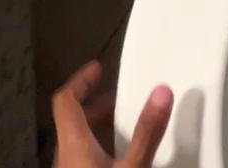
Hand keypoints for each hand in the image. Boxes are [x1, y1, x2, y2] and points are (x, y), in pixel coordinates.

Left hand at [52, 61, 174, 167]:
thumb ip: (147, 132)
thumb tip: (162, 91)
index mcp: (73, 145)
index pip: (65, 101)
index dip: (80, 81)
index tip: (98, 68)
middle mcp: (64, 159)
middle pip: (72, 122)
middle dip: (96, 106)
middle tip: (119, 100)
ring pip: (77, 144)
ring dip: (97, 131)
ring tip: (123, 129)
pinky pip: (81, 162)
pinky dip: (97, 152)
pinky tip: (118, 162)